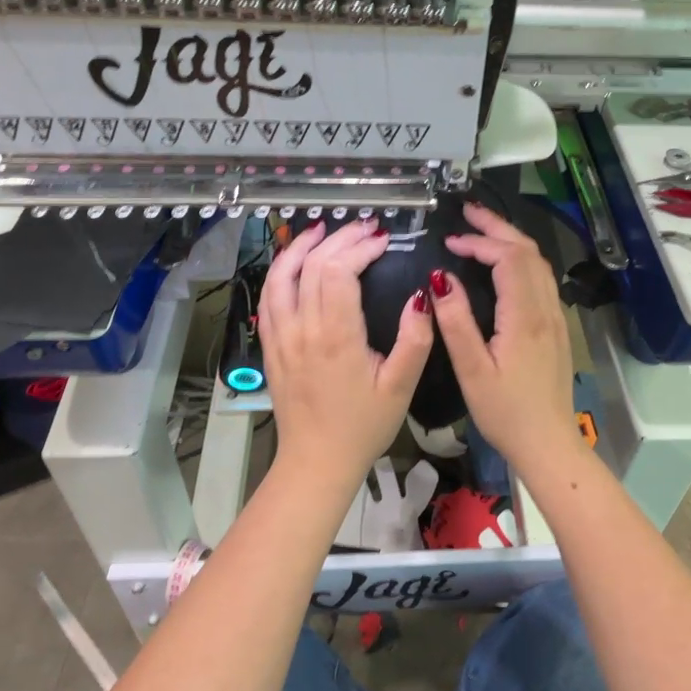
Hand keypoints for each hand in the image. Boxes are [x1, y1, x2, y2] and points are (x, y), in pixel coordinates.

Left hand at [259, 220, 432, 489]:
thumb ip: (415, 339)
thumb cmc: (363, 426)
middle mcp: (303, 329)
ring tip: (322, 231)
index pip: (339, 271)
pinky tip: (293, 264)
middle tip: (363, 229)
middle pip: (311, 265)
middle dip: (338, 239)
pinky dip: (280, 272)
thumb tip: (422, 296)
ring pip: (281, 276)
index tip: (382, 240)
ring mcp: (281, 337)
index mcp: (336, 336)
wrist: (317, 461)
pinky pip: (267, 298)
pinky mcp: (271, 347)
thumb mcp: (401, 387)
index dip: (360, 247)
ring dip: (300, 247)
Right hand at [432, 203, 580, 468]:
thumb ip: (456, 322)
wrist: (548, 442)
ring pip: (539, 263)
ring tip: (483, 231)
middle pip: (528, 251)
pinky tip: (505, 265)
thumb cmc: (506, 411)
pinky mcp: (557, 327)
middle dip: (498, 228)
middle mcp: (546, 308)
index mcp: (524, 316)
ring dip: (512, 241)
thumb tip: (440, 279)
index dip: (480, 242)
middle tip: (468, 213)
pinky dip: (521, 259)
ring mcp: (555, 317)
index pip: (508, 258)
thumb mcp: (472, 370)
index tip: (450, 241)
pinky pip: (542, 278)